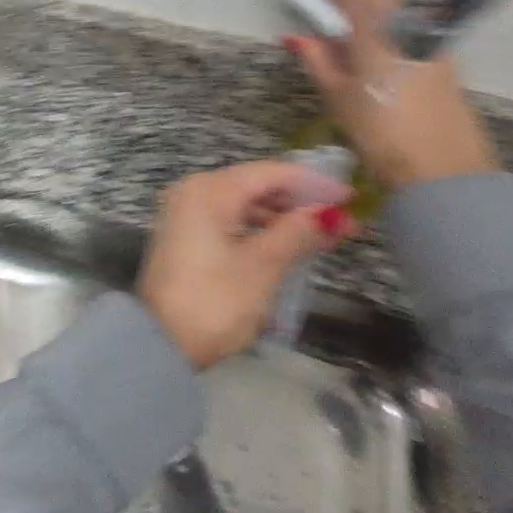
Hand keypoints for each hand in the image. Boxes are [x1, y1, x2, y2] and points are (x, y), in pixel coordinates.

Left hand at [137, 161, 353, 368]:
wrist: (161, 340)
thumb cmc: (214, 300)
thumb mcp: (262, 266)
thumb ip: (297, 233)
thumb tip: (332, 214)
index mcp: (208, 190)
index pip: (269, 173)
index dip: (312, 183)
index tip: (351, 197)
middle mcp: (191, 191)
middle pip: (254, 184)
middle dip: (298, 200)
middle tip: (342, 220)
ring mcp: (184, 213)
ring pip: (241, 202)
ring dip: (280, 216)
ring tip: (322, 236)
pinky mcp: (185, 235)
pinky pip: (228, 218)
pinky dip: (258, 227)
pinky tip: (286, 245)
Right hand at [284, 0, 499, 190]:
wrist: (444, 170)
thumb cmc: (379, 133)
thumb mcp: (338, 98)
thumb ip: (318, 62)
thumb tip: (296, 35)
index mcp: (373, 38)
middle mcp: (406, 35)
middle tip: (342, 5)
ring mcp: (432, 49)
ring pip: (403, 16)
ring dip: (382, 13)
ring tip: (362, 33)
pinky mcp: (448, 67)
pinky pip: (416, 35)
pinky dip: (398, 33)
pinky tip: (387, 55)